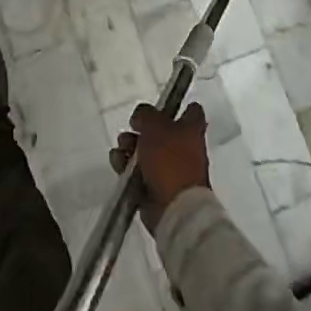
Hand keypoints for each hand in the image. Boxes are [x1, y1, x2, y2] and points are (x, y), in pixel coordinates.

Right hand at [110, 102, 212, 229]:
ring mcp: (169, 170)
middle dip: (141, 128)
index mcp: (192, 131)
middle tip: (132, 128)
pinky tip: (119, 164)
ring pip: (145, 150)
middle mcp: (183, 149)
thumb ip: (146, 114)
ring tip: (122, 149)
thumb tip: (141, 117)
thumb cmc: (170, 161)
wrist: (174, 207)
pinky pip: (136, 171)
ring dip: (129, 146)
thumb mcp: (155, 126)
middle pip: (160, 131)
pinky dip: (125, 166)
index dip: (180, 106)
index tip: (164, 103)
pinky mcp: (155, 188)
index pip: (192, 112)